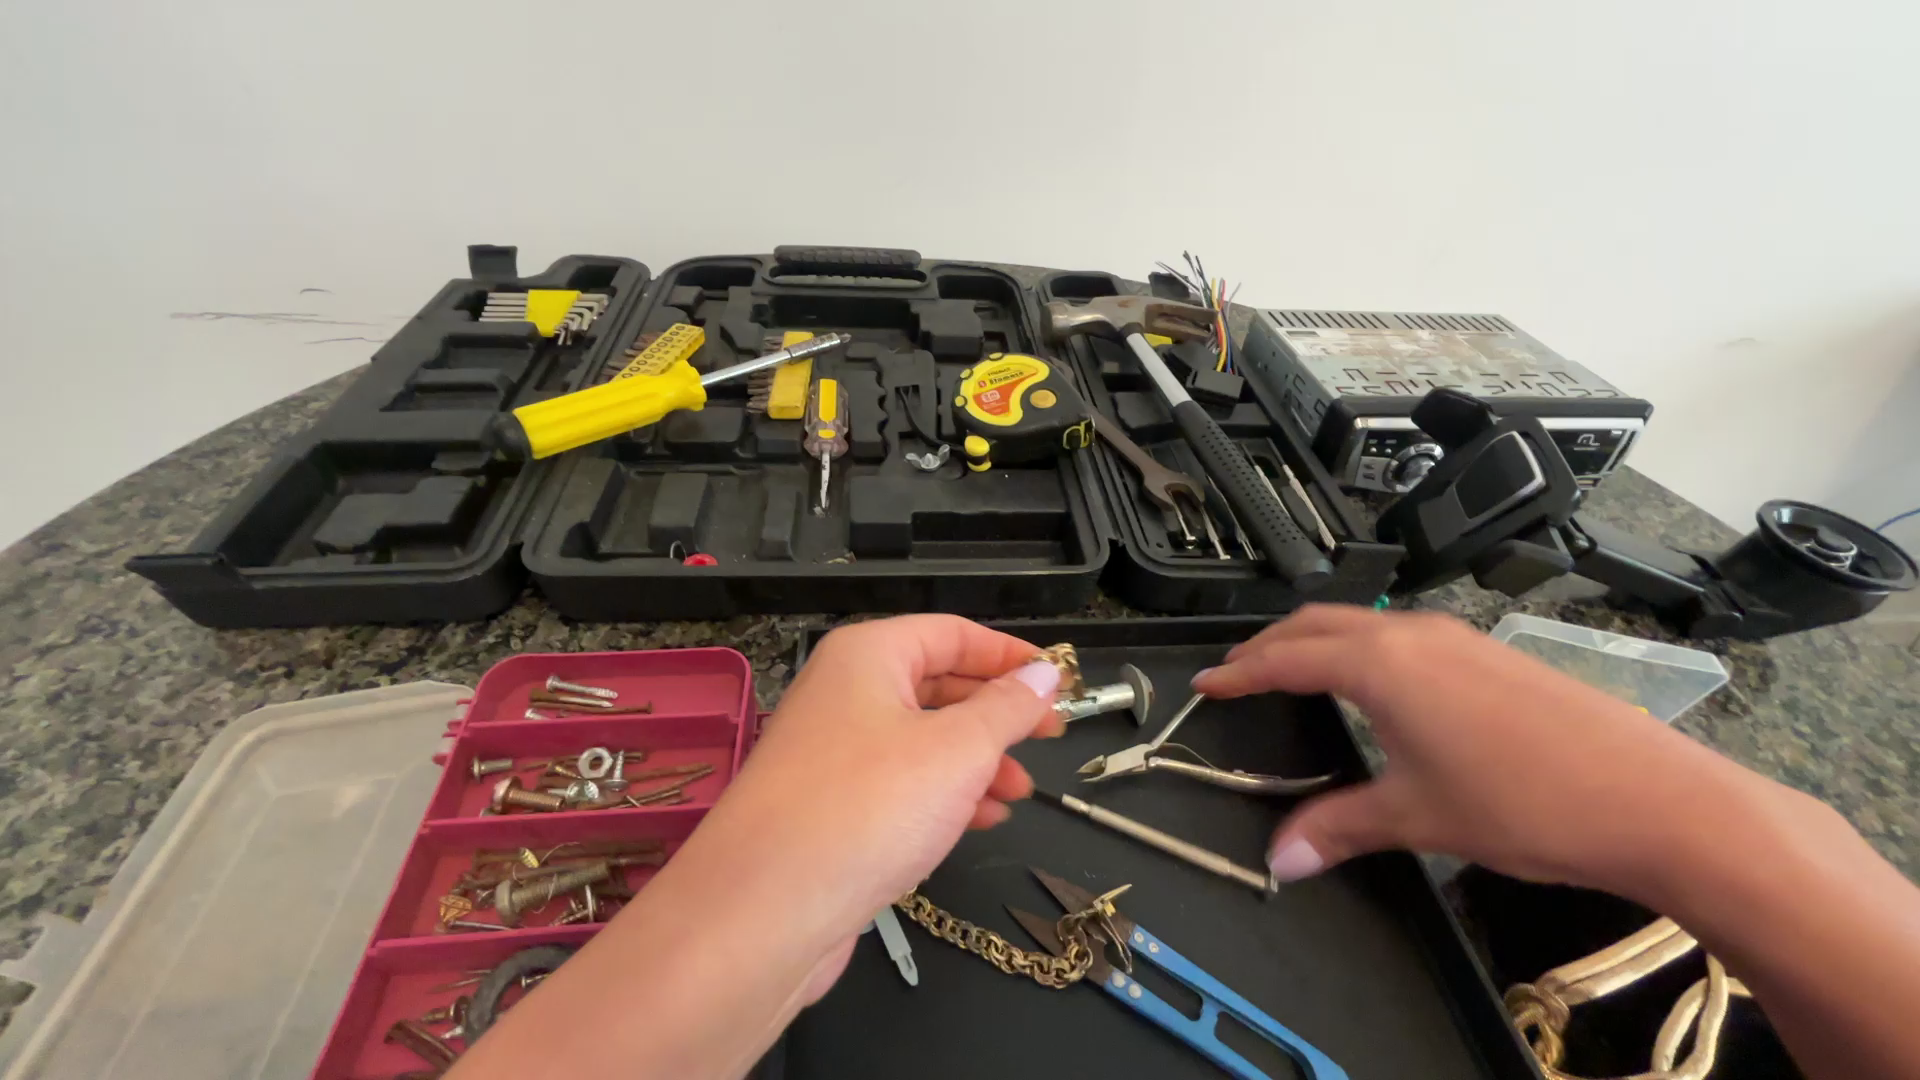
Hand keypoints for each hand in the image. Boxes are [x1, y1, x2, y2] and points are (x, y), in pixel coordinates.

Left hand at [452, 615, 1060, 1079]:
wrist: (760, 914)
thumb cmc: (868, 808)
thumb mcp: (957, 750)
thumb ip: (1008, 708)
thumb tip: (1044, 674)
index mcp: (868, 655)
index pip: (953, 633)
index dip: (1009, 655)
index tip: (1058, 682)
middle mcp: (845, 691)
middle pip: (937, 683)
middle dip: (997, 713)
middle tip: (1049, 738)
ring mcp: (832, 750)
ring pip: (921, 738)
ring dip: (977, 759)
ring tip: (1019, 791)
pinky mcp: (829, 804)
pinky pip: (899, 781)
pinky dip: (944, 794)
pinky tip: (979, 820)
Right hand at [1192, 605, 1762, 901]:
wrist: (1663, 801)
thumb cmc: (1525, 803)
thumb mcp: (1417, 817)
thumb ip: (1337, 829)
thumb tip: (1279, 861)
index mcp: (1379, 664)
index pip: (1286, 659)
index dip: (1239, 672)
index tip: (1207, 682)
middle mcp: (1410, 635)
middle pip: (1315, 623)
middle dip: (1268, 644)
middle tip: (1238, 670)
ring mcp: (1455, 637)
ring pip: (1359, 621)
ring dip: (1314, 638)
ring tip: (1292, 668)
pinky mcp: (1489, 650)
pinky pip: (1399, 632)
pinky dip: (1358, 643)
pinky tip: (1373, 677)